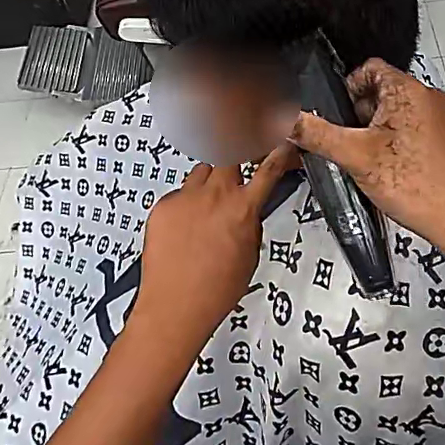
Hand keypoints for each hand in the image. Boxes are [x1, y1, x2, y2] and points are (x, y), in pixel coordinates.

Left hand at [135, 145, 294, 337]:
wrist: (175, 305)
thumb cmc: (214, 288)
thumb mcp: (250, 252)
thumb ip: (251, 221)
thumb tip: (248, 210)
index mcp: (243, 208)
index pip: (269, 167)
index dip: (278, 149)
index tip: (281, 139)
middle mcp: (214, 196)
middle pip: (229, 151)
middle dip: (236, 150)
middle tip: (238, 155)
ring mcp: (186, 199)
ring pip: (202, 170)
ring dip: (210, 177)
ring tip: (209, 202)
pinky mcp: (162, 206)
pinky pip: (179, 193)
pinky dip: (186, 202)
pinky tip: (186, 225)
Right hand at [286, 59, 444, 251]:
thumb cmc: (422, 186)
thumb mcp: (355, 156)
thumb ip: (316, 133)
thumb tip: (287, 119)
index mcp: (408, 90)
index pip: (368, 68)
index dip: (345, 88)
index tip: (335, 112)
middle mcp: (427, 100)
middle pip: (377, 94)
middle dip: (356, 117)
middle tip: (349, 144)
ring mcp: (436, 121)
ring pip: (390, 116)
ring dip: (372, 135)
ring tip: (368, 161)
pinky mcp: (439, 142)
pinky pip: (406, 133)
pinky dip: (389, 147)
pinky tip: (385, 171)